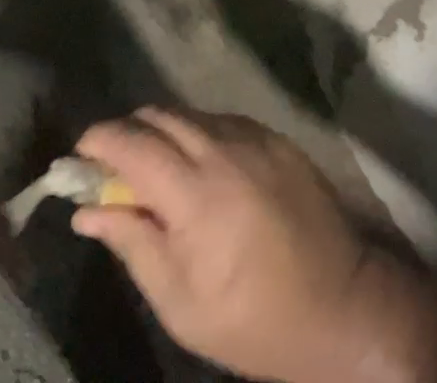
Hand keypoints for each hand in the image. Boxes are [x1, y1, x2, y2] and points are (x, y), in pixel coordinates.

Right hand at [72, 108, 436, 382]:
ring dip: (162, 133)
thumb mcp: (182, 304)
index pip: (127, 141)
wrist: (354, 317)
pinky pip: (221, 121)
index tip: (82, 159)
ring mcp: (255, 142)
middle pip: (154, 116)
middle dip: (126, 134)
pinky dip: (198, 134)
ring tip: (163, 170)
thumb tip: (85, 212)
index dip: (95, 142)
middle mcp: (221, 153)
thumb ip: (131, 246)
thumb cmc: (258, 322)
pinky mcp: (279, 143)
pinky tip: (205, 168)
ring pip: (186, 114)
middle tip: (120, 170)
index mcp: (193, 194)